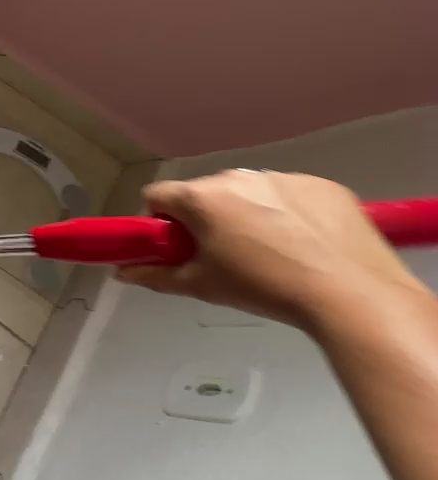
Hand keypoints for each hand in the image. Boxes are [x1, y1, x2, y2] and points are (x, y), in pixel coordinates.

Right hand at [117, 170, 422, 331]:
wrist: (358, 301)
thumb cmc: (268, 290)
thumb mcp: (201, 286)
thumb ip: (154, 275)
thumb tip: (122, 273)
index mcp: (198, 198)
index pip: (156, 196)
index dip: (161, 222)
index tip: (179, 246)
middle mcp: (234, 178)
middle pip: (204, 194)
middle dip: (208, 217)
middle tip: (228, 252)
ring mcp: (282, 179)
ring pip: (248, 192)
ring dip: (248, 212)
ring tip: (275, 249)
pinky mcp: (323, 187)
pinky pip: (290, 194)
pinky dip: (291, 211)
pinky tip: (307, 241)